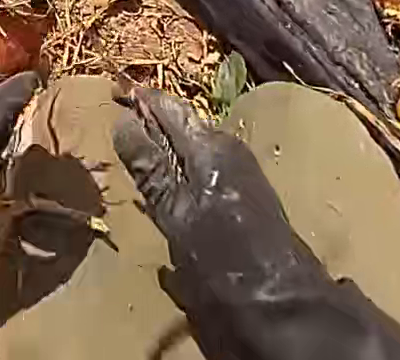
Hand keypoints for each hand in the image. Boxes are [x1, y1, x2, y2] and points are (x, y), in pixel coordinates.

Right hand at [114, 87, 399, 359]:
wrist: (284, 306)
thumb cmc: (223, 260)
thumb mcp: (176, 216)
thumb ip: (151, 170)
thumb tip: (123, 121)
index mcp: (210, 145)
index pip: (170, 106)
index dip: (142, 99)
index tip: (116, 94)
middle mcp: (227, 146)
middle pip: (183, 124)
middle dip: (152, 122)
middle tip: (119, 124)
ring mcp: (240, 168)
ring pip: (194, 145)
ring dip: (166, 147)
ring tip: (138, 155)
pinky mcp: (245, 191)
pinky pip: (205, 166)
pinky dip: (182, 168)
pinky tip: (169, 188)